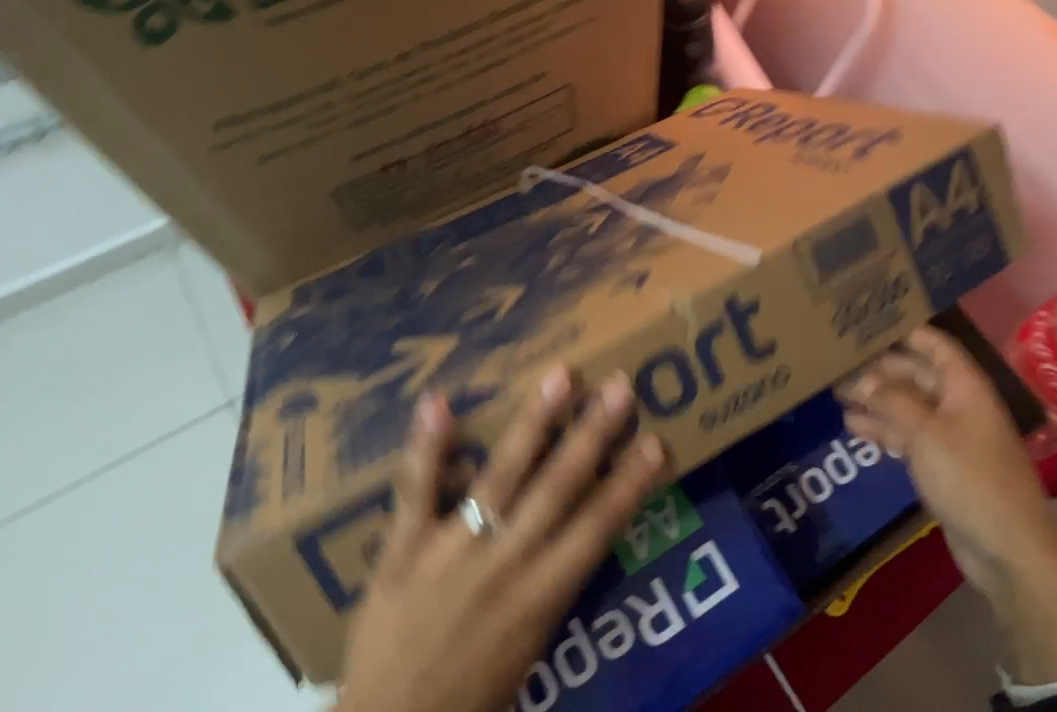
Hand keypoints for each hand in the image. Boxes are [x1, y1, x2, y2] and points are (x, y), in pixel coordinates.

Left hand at [337, 367, 672, 711]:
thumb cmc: (472, 699)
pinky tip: (439, 401)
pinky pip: (414, 495)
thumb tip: (577, 536)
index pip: (597, 529)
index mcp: (542, 597)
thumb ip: (550, 589)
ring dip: (533, 425)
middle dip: (592, 436)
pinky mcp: (400, 554)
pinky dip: (426, 449)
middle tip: (621, 388)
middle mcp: (504, 566)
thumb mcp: (531, 649)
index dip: (629, 483)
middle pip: (557, 490)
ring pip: (499, 479)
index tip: (656, 442)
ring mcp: (450, 554)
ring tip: (559, 377)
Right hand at [837, 326, 1056, 685]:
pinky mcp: (942, 466)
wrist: (1008, 550)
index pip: (935, 345)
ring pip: (909, 407)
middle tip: (837, 361)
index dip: (905, 331)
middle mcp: (960, 405)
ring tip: (836, 392)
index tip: (866, 322)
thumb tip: (863, 379)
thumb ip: (893, 401)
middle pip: (917, 374)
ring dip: (877, 399)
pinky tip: (854, 426)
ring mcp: (952, 437)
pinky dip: (884, 429)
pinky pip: (909, 436)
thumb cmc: (971, 479)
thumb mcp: (927, 434)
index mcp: (966, 387)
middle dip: (881, 368)